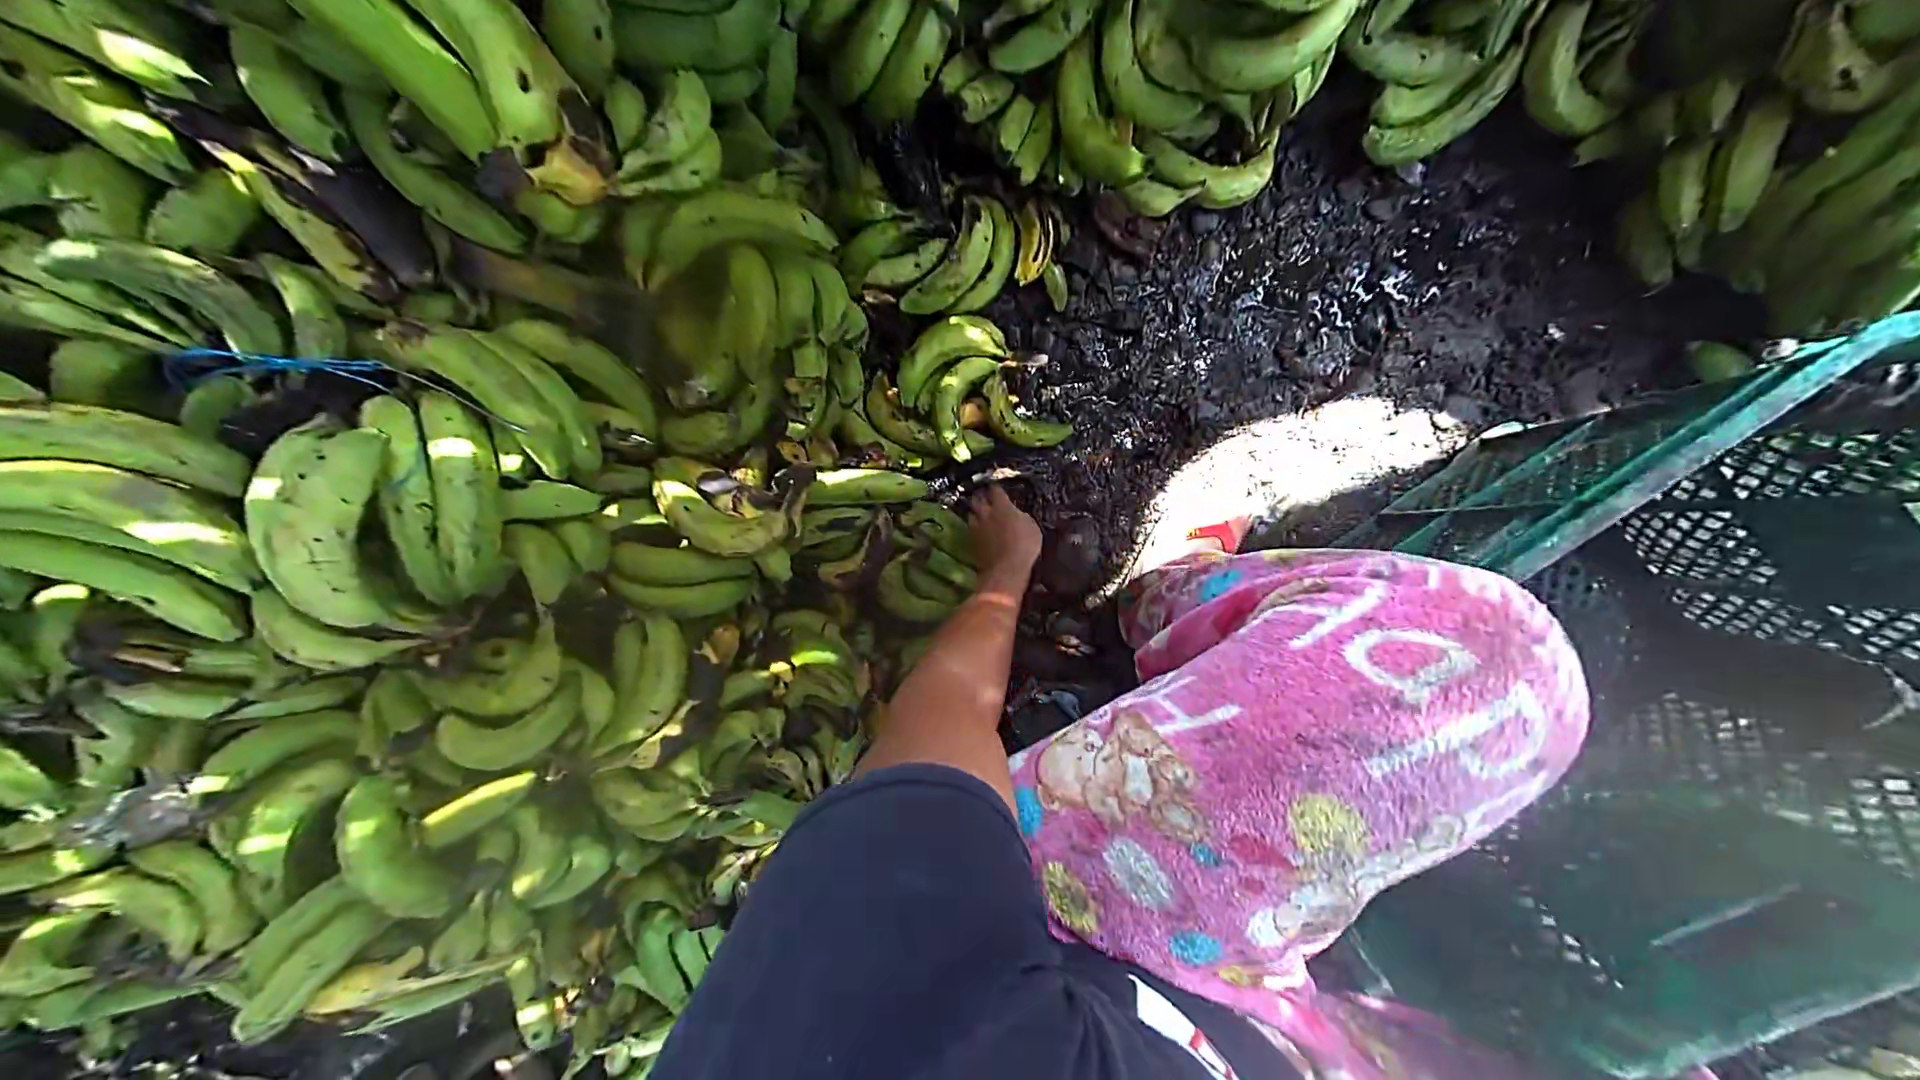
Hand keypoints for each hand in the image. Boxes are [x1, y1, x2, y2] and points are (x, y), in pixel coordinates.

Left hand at [968, 486, 1041, 589]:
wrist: (1006, 568)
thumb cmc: (1025, 545)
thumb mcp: (1031, 526)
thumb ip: (1020, 516)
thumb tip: (1015, 514)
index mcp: (1002, 506)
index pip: (995, 490)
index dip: (995, 487)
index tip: (996, 487)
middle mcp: (986, 513)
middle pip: (978, 499)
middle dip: (980, 496)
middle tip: (983, 495)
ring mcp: (977, 527)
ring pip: (971, 513)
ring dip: (975, 511)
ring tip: (978, 511)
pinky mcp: (972, 541)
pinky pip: (970, 528)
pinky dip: (974, 526)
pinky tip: (977, 528)